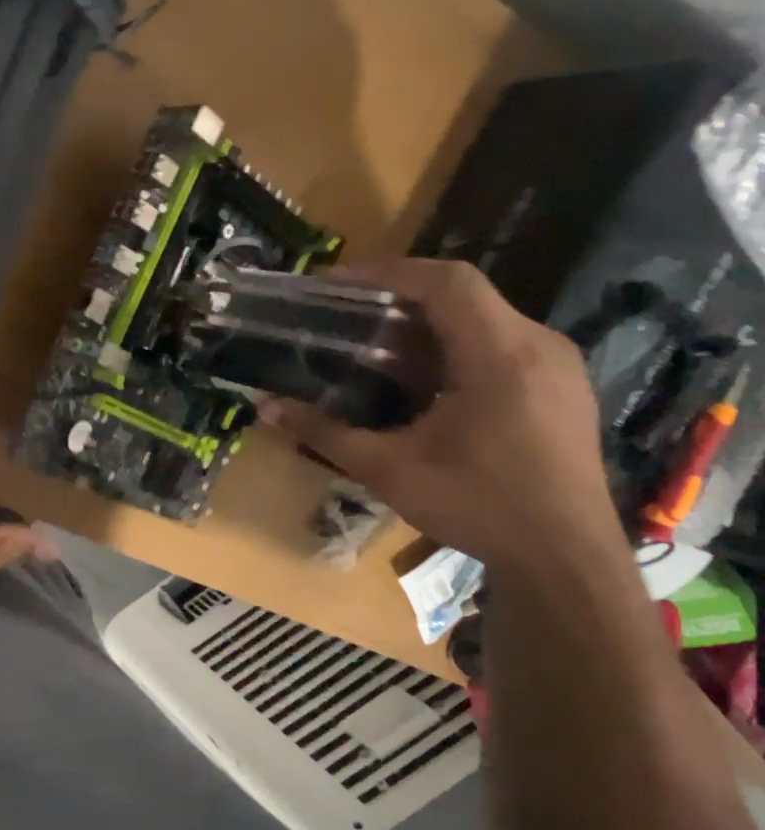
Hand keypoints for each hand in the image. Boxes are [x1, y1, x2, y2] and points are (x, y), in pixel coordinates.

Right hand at [262, 259, 619, 572]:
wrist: (565, 557)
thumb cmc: (477, 504)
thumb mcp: (387, 469)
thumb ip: (325, 432)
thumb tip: (265, 408)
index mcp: (500, 354)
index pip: (447, 282)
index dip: (386, 271)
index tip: (332, 283)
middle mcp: (537, 347)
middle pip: (463, 296)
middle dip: (396, 298)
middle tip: (341, 314)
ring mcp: (556, 368)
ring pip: (483, 320)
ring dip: (424, 325)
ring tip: (371, 345)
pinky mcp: (560, 390)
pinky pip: (501, 345)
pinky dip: (451, 348)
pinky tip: (418, 381)